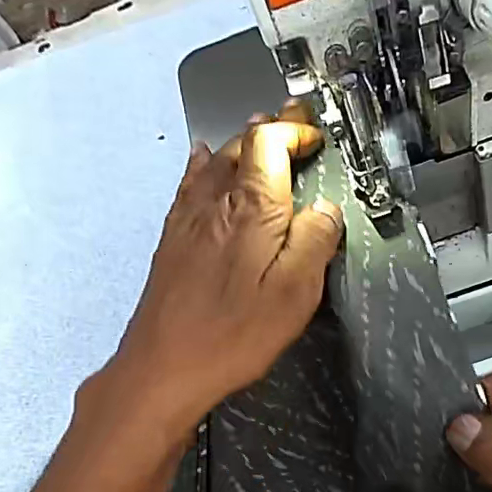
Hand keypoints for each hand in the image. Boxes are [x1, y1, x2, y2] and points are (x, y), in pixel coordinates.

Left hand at [101, 104, 341, 435]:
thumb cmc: (236, 333)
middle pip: (241, 145)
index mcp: (252, 211)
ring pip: (214, 162)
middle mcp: (215, 202)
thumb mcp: (295, 293)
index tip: (315, 135)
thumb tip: (327, 208)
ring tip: (261, 133)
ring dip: (242, 143)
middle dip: (270, 130)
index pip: (268, 144)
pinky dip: (205, 165)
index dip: (293, 131)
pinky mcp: (173, 238)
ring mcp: (187, 218)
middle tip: (296, 125)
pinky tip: (204, 161)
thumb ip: (315, 243)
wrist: (164, 365)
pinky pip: (190, 184)